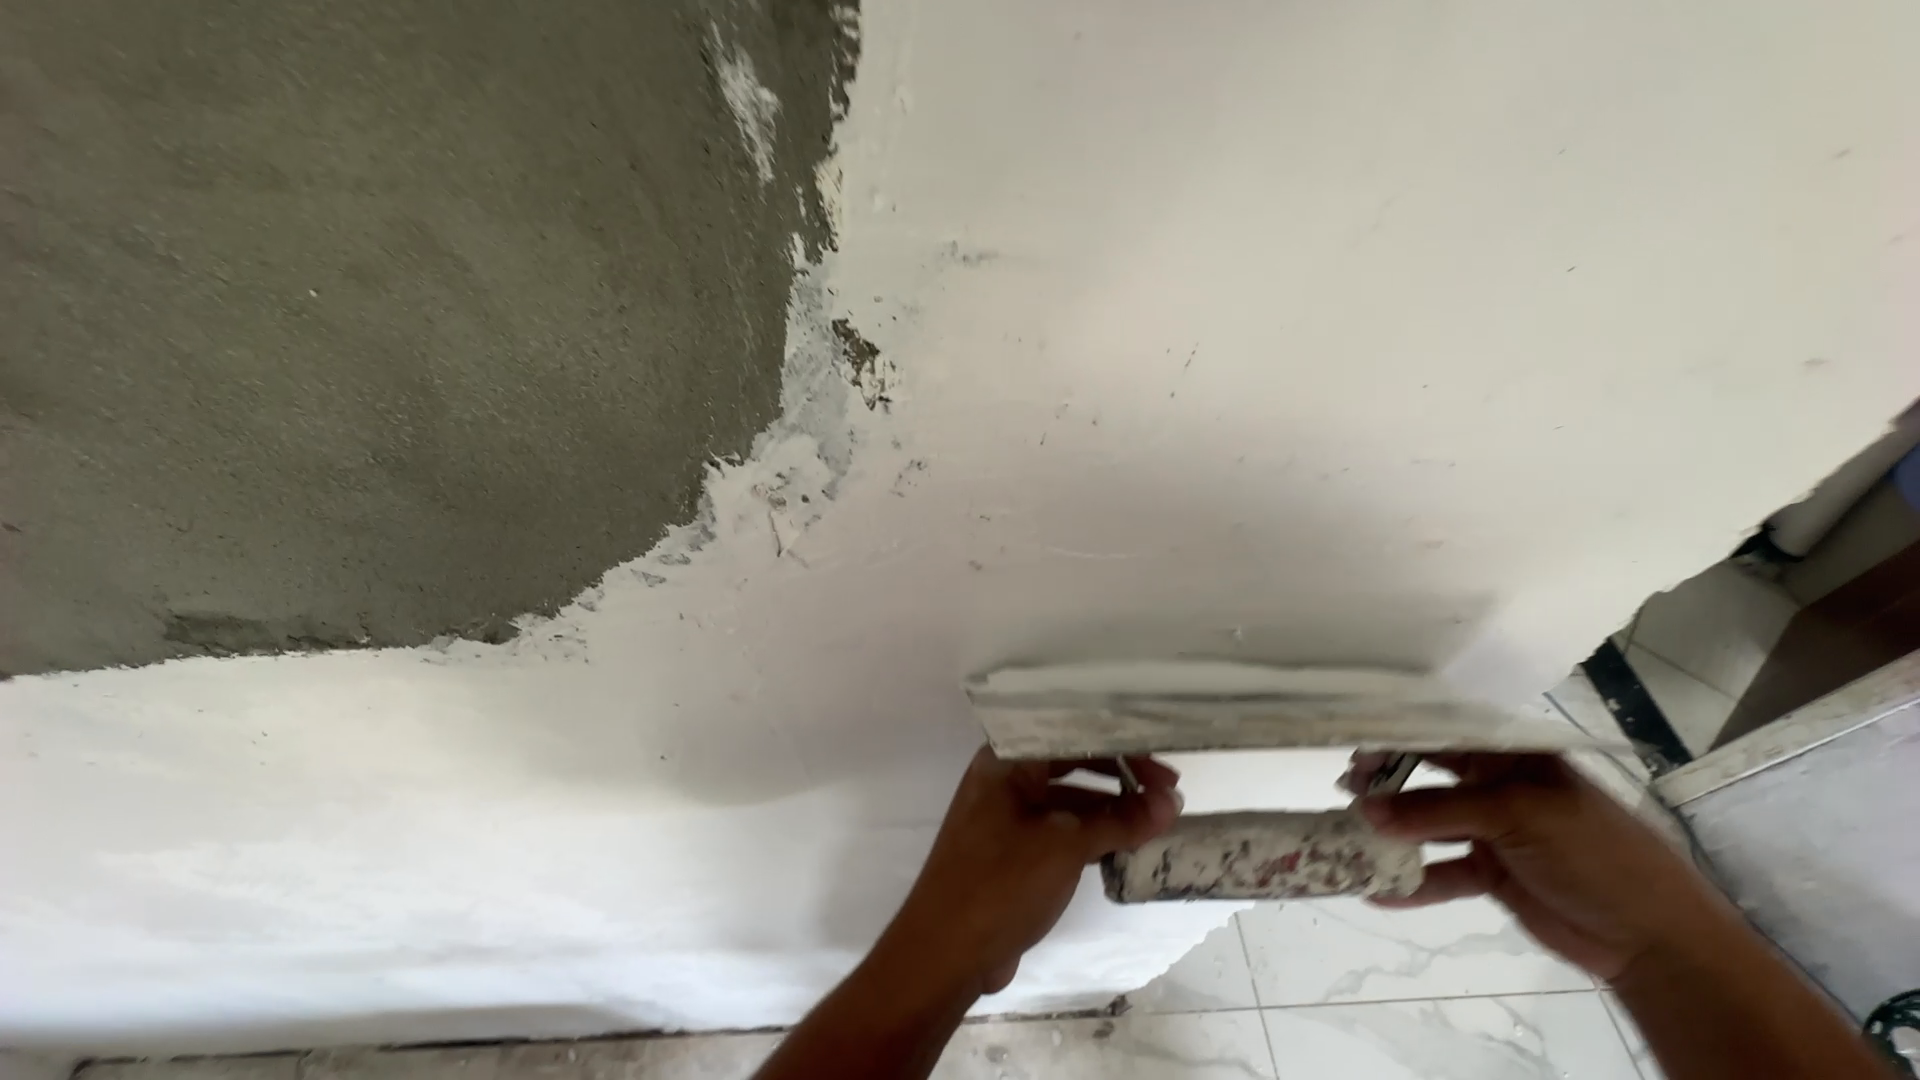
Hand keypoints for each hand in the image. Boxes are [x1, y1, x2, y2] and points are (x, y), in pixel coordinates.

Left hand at [877, 747, 1181, 997]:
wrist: (945, 953)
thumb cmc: (1001, 883)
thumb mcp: (1065, 847)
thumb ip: (1118, 822)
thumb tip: (1171, 804)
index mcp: (1006, 761)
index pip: (1071, 734)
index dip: (1119, 743)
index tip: (1162, 758)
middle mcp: (1003, 780)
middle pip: (1071, 763)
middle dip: (1120, 775)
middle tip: (1169, 790)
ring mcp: (1006, 817)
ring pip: (1068, 799)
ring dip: (1110, 807)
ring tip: (1157, 818)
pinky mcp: (1012, 852)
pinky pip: (1059, 829)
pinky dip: (1092, 832)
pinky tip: (1126, 843)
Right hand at [1345, 752, 1734, 980]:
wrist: (1657, 939)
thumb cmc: (1595, 853)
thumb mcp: (1516, 815)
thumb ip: (1437, 809)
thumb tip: (1365, 809)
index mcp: (1513, 758)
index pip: (1443, 735)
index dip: (1397, 738)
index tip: (1351, 746)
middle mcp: (1500, 787)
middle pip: (1430, 776)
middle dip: (1387, 782)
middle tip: (1347, 789)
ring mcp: (1496, 831)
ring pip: (1431, 823)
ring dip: (1394, 831)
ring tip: (1351, 834)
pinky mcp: (1493, 873)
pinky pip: (1443, 872)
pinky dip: (1414, 882)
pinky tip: (1380, 891)